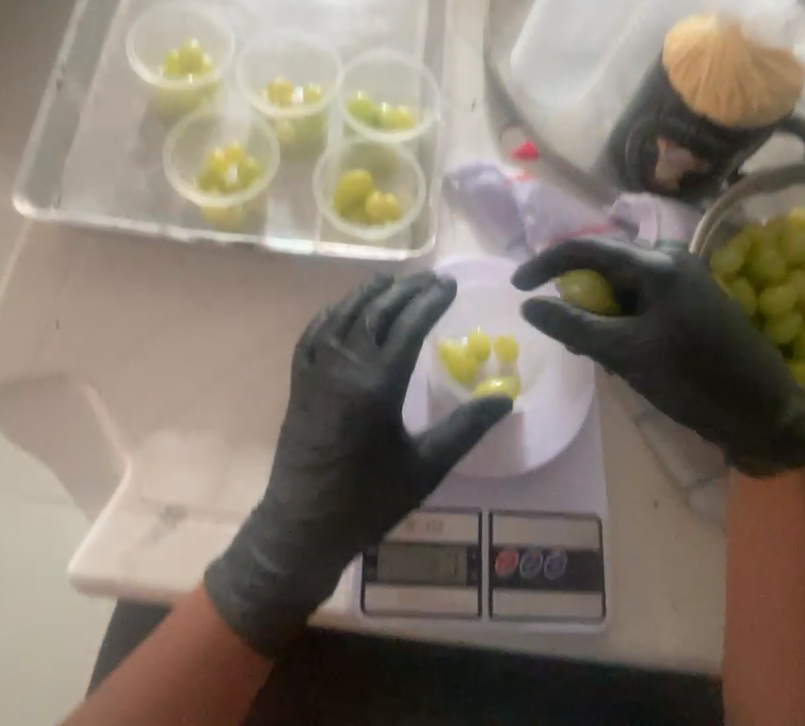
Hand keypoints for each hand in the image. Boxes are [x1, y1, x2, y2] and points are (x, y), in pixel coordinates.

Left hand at [204, 272, 512, 654]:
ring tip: (393, 281)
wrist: (303, 525)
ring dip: (369, 294)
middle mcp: (345, 366)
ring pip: (343, 315)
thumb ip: (466, 429)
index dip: (431, 300)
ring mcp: (316, 371)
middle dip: (405, 290)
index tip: (450, 285)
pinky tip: (344, 309)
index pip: (409, 325)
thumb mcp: (426, 469)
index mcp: (378, 384)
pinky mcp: (299, 382)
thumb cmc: (369, 501)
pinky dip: (333, 313)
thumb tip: (506, 398)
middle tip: (430, 279)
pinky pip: (314, 333)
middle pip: (377, 312)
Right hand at [512, 239, 804, 477]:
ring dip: (602, 312)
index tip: (517, 288)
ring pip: (623, 285)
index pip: (586, 249)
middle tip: (564, 332)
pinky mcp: (692, 301)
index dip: (546, 264)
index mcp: (657, 264)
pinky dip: (623, 320)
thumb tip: (528, 306)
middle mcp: (671, 261)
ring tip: (598, 352)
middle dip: (579, 295)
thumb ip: (573, 326)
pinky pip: (643, 299)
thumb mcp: (624, 354)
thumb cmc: (694, 379)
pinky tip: (623, 353)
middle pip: (604, 265)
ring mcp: (685, 280)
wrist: (765, 414)